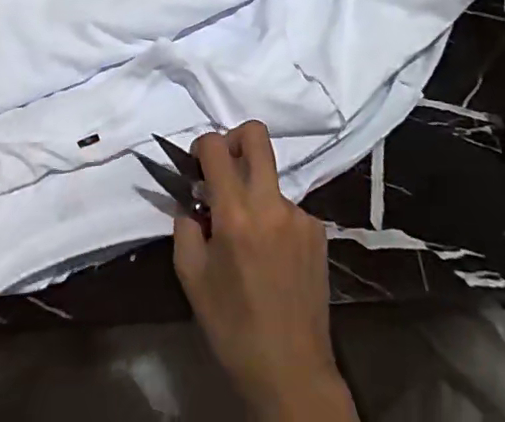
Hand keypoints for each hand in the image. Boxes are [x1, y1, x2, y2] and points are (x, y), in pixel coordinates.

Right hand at [172, 121, 357, 421]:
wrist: (290, 368)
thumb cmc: (232, 326)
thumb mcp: (191, 278)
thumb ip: (185, 228)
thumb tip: (191, 201)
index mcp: (236, 215)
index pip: (217, 148)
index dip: (202, 145)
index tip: (196, 164)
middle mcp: (271, 204)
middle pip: (257, 136)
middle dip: (234, 138)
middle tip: (222, 167)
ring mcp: (300, 215)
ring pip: (271, 180)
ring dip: (254, 193)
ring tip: (247, 240)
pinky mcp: (318, 230)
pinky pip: (288, 209)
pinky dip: (274, 220)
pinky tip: (271, 257)